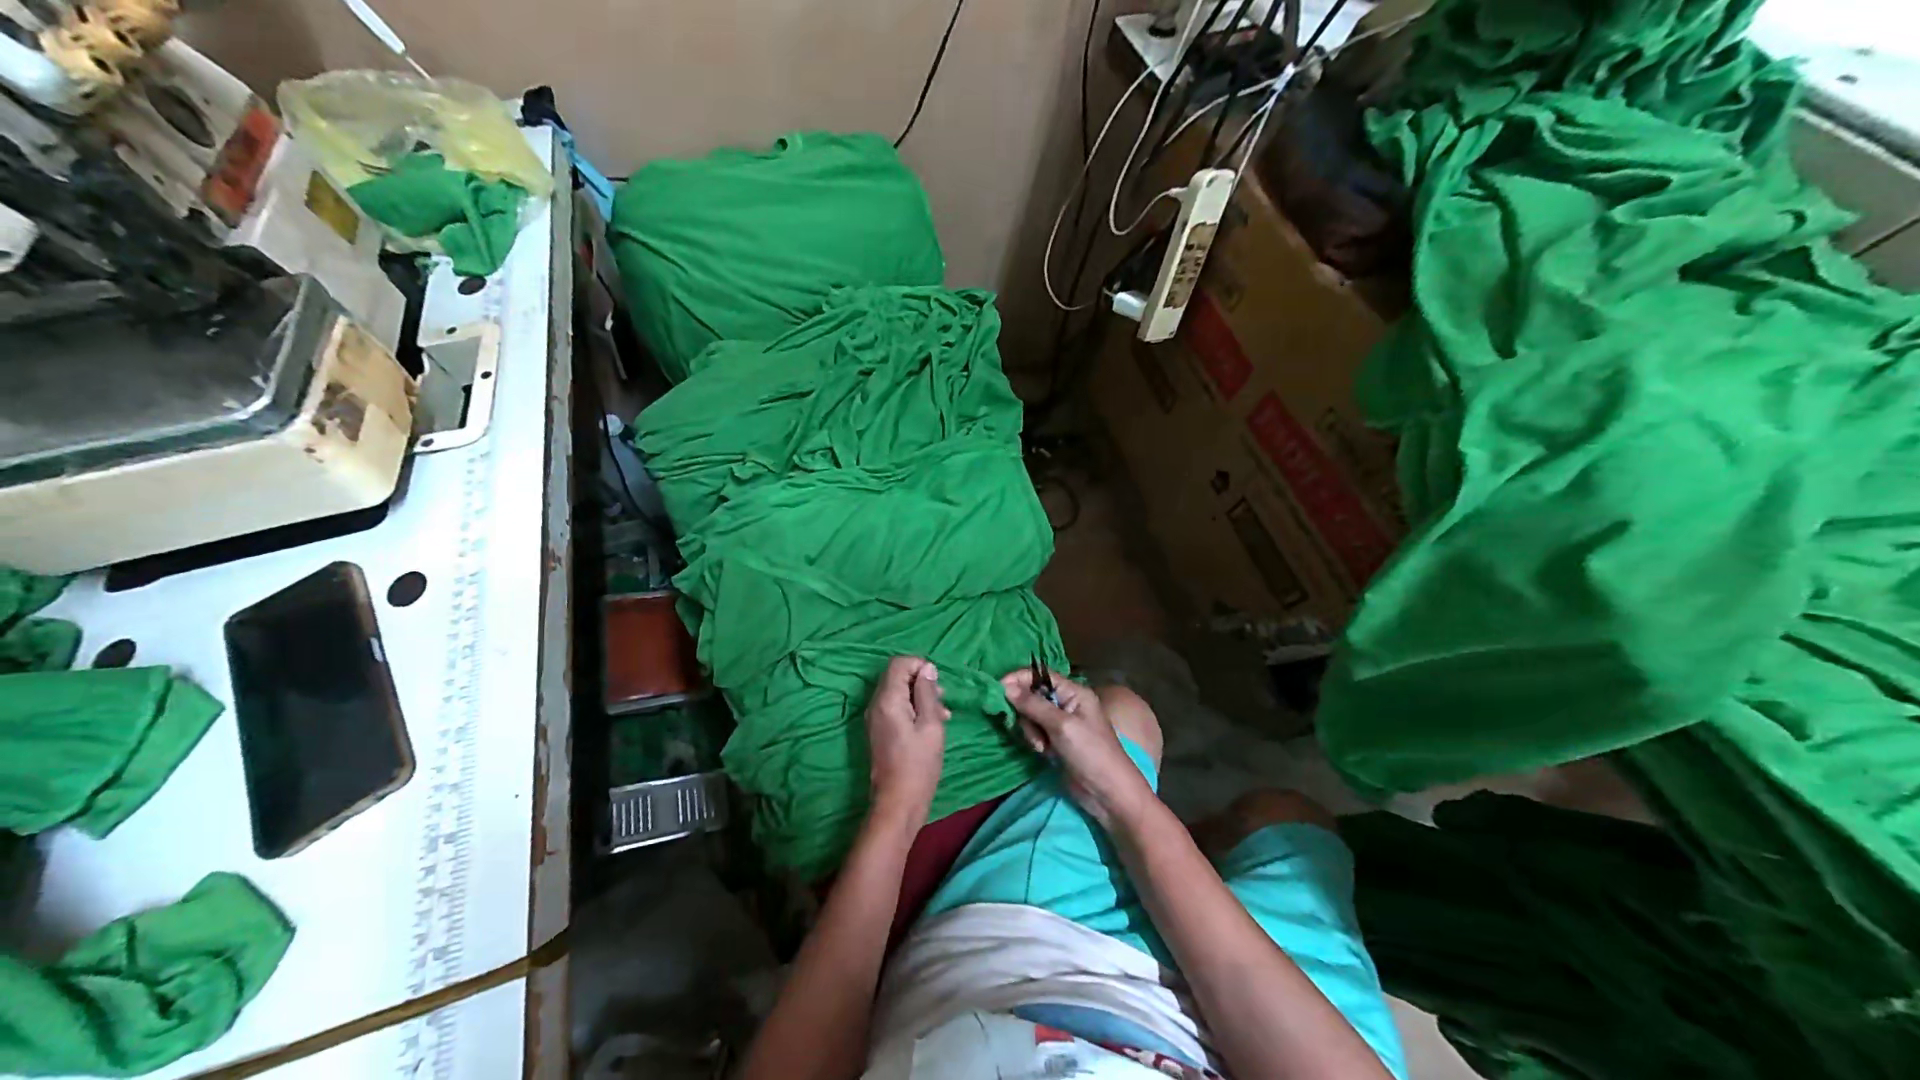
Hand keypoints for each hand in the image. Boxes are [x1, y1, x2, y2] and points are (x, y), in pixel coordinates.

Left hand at [866, 656, 948, 828]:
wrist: (897, 802)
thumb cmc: (918, 764)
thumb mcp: (931, 725)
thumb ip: (927, 693)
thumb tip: (927, 669)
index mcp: (887, 699)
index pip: (899, 663)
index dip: (920, 665)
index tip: (938, 683)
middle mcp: (875, 704)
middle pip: (896, 675)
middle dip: (921, 681)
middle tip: (943, 700)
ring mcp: (875, 717)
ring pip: (897, 691)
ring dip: (919, 696)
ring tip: (942, 715)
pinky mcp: (878, 729)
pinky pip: (894, 706)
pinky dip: (912, 708)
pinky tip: (930, 725)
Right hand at [1002, 669, 1156, 828]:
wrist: (1108, 793)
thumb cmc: (1091, 753)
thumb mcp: (1062, 726)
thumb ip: (1034, 705)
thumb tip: (1005, 686)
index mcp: (1074, 692)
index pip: (1041, 675)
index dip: (1019, 679)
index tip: (999, 690)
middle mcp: (1067, 704)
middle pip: (1033, 695)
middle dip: (1026, 711)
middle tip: (1032, 730)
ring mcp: (1062, 724)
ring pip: (1031, 716)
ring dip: (1031, 730)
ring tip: (1042, 747)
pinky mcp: (1057, 742)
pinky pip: (1036, 732)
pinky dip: (1036, 741)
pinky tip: (1044, 753)